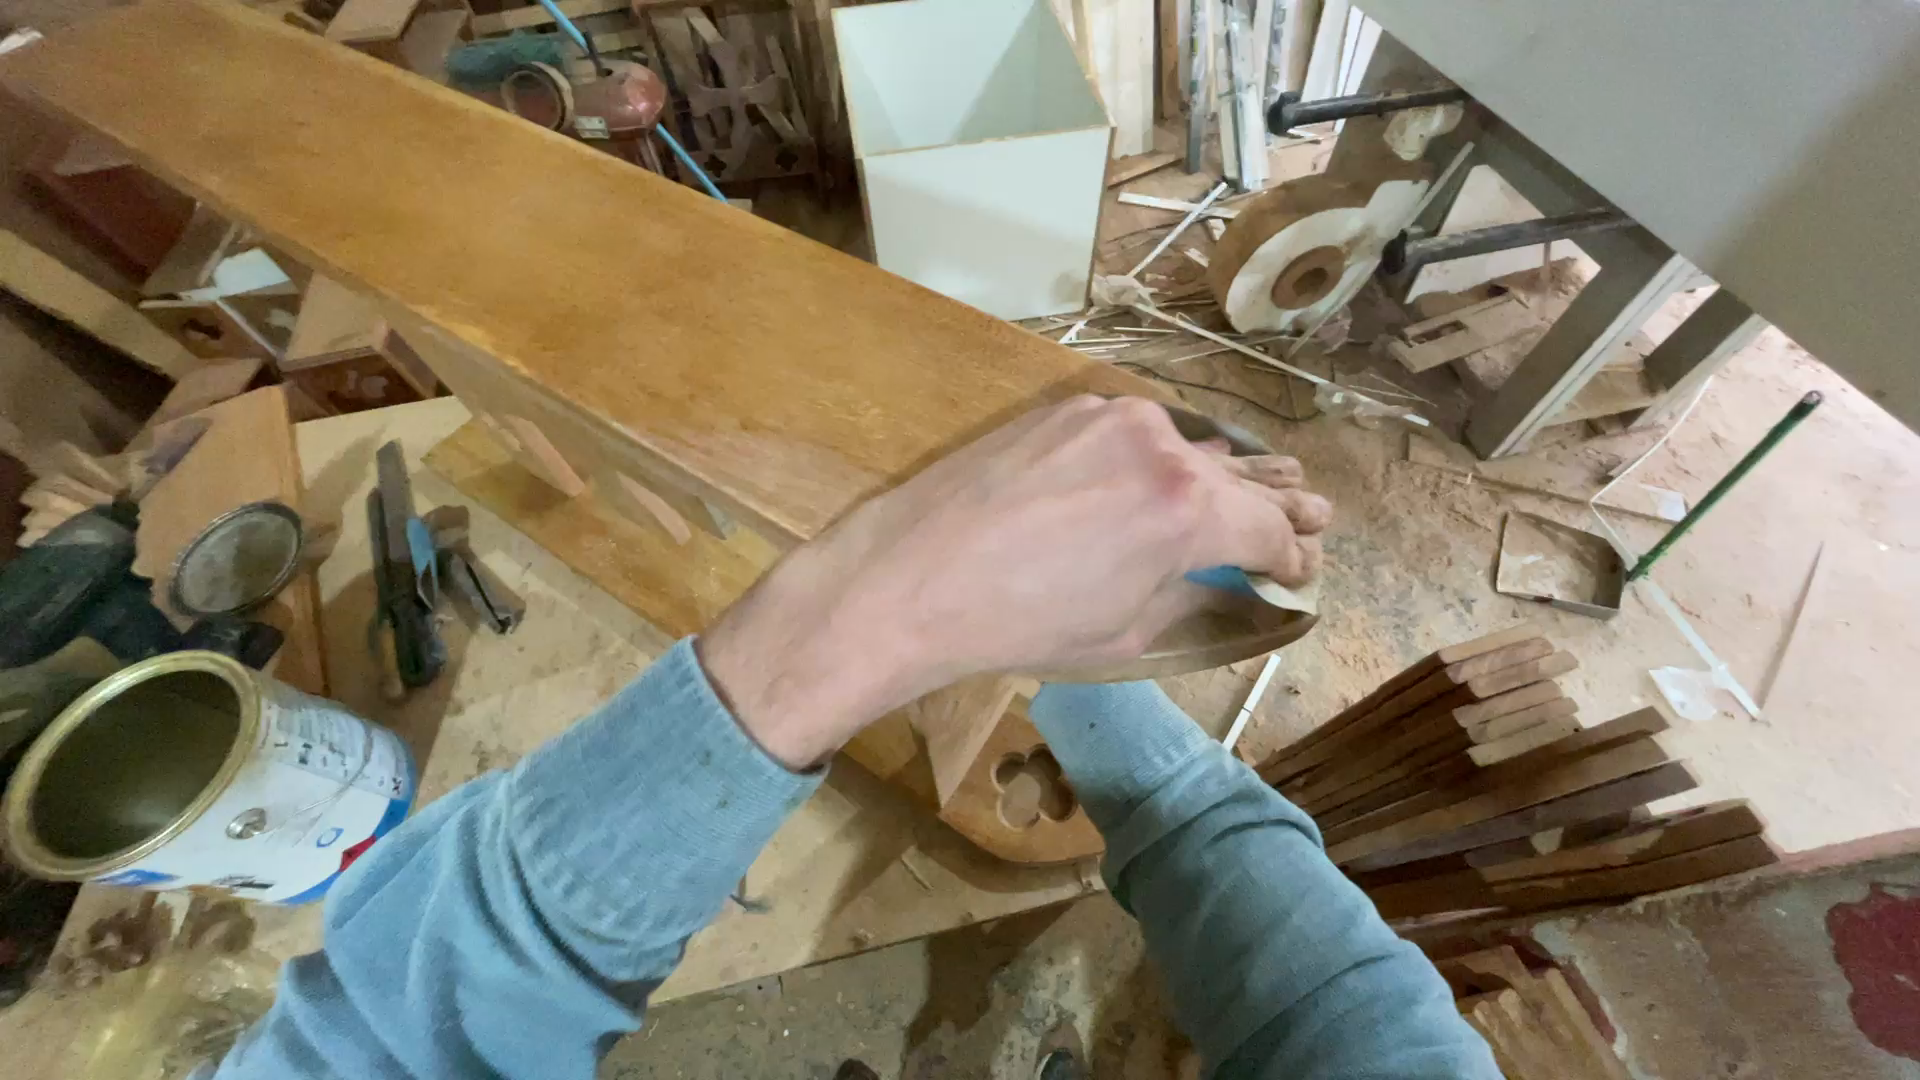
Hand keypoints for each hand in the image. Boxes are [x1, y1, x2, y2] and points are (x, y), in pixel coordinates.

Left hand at [696, 396, 1332, 766]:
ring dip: (1217, 473)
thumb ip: (1192, 594)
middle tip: (1315, 515)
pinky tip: (1156, 474)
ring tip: (1245, 489)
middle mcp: (1160, 444)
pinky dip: (1155, 457)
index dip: (1294, 556)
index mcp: (1188, 508)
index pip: (1271, 529)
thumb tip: (1226, 580)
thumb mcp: (1125, 630)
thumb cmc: (1021, 623)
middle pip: (1241, 476)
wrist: (913, 574)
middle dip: (1280, 503)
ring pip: (1185, 446)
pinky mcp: (1064, 408)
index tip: (1298, 573)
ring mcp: (1108, 416)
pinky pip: (1131, 433)